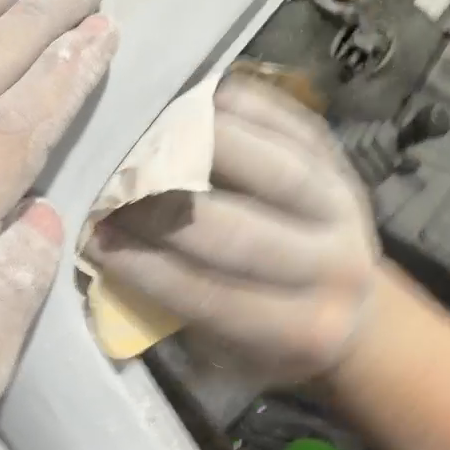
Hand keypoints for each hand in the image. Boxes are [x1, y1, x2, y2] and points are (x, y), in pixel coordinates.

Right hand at [87, 75, 378, 382]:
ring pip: (273, 166)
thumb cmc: (273, 339)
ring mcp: (343, 206)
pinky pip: (290, 123)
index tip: (93, 241)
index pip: (211, 296)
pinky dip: (240, 106)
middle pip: (242, 232)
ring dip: (202, 147)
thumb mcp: (230, 349)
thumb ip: (180, 308)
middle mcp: (333, 267)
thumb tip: (108, 250)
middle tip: (110, 188)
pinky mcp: (341, 161)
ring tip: (143, 136)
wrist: (355, 306)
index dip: (147, 268)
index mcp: (301, 330)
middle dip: (166, 209)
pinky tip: (192, 100)